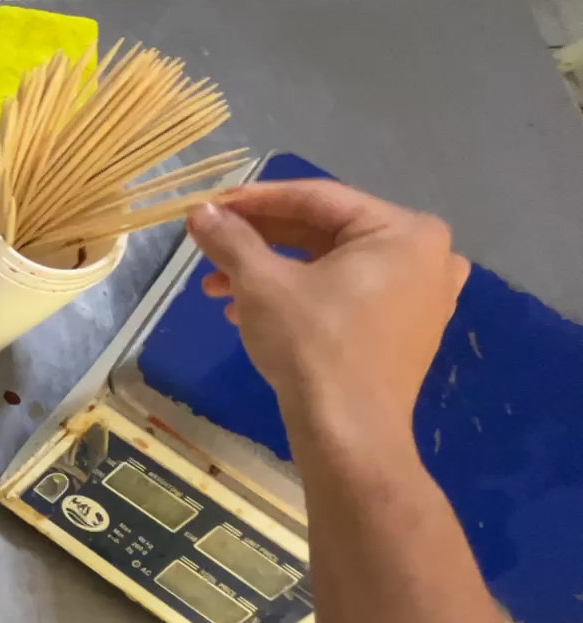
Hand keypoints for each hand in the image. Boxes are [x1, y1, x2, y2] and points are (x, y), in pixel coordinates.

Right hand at [188, 180, 469, 444]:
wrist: (346, 422)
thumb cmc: (309, 343)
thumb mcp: (259, 284)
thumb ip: (230, 240)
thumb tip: (199, 211)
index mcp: (402, 231)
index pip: (316, 199)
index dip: (254, 199)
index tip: (207, 206)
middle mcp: (424, 253)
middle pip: (322, 232)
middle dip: (257, 241)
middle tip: (207, 246)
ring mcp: (418, 292)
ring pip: (327, 265)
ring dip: (267, 270)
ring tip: (216, 288)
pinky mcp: (401, 325)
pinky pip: (341, 292)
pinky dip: (294, 293)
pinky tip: (250, 310)